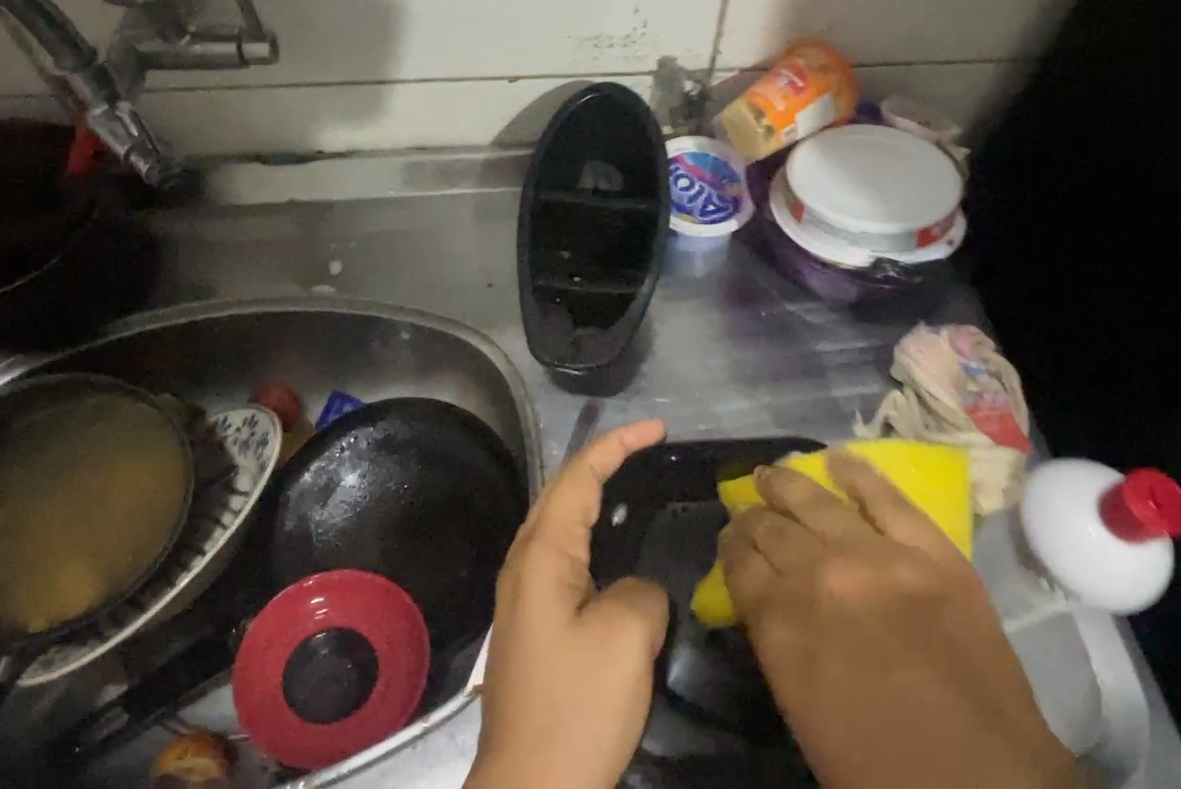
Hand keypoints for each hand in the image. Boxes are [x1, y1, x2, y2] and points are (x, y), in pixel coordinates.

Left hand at [465, 420, 670, 788]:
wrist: (533, 786)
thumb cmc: (577, 704)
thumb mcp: (627, 634)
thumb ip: (641, 588)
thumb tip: (633, 590)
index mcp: (541, 555)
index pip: (578, 477)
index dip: (617, 446)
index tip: (656, 428)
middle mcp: (524, 566)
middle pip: (560, 493)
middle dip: (601, 463)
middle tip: (647, 448)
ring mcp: (524, 598)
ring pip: (560, 527)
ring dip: (594, 499)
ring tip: (635, 486)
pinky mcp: (535, 628)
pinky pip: (565, 561)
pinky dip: (592, 538)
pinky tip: (615, 552)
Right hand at [722, 451, 1076, 788]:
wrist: (978, 777)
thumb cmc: (876, 764)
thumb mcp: (799, 706)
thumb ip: (779, 641)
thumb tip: (770, 601)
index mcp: (780, 622)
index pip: (740, 562)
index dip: (731, 545)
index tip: (731, 538)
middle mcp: (819, 575)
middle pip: (773, 528)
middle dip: (754, 516)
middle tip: (749, 508)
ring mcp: (878, 555)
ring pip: (818, 502)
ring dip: (788, 485)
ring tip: (773, 473)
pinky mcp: (932, 551)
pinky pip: (888, 499)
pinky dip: (860, 476)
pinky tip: (838, 460)